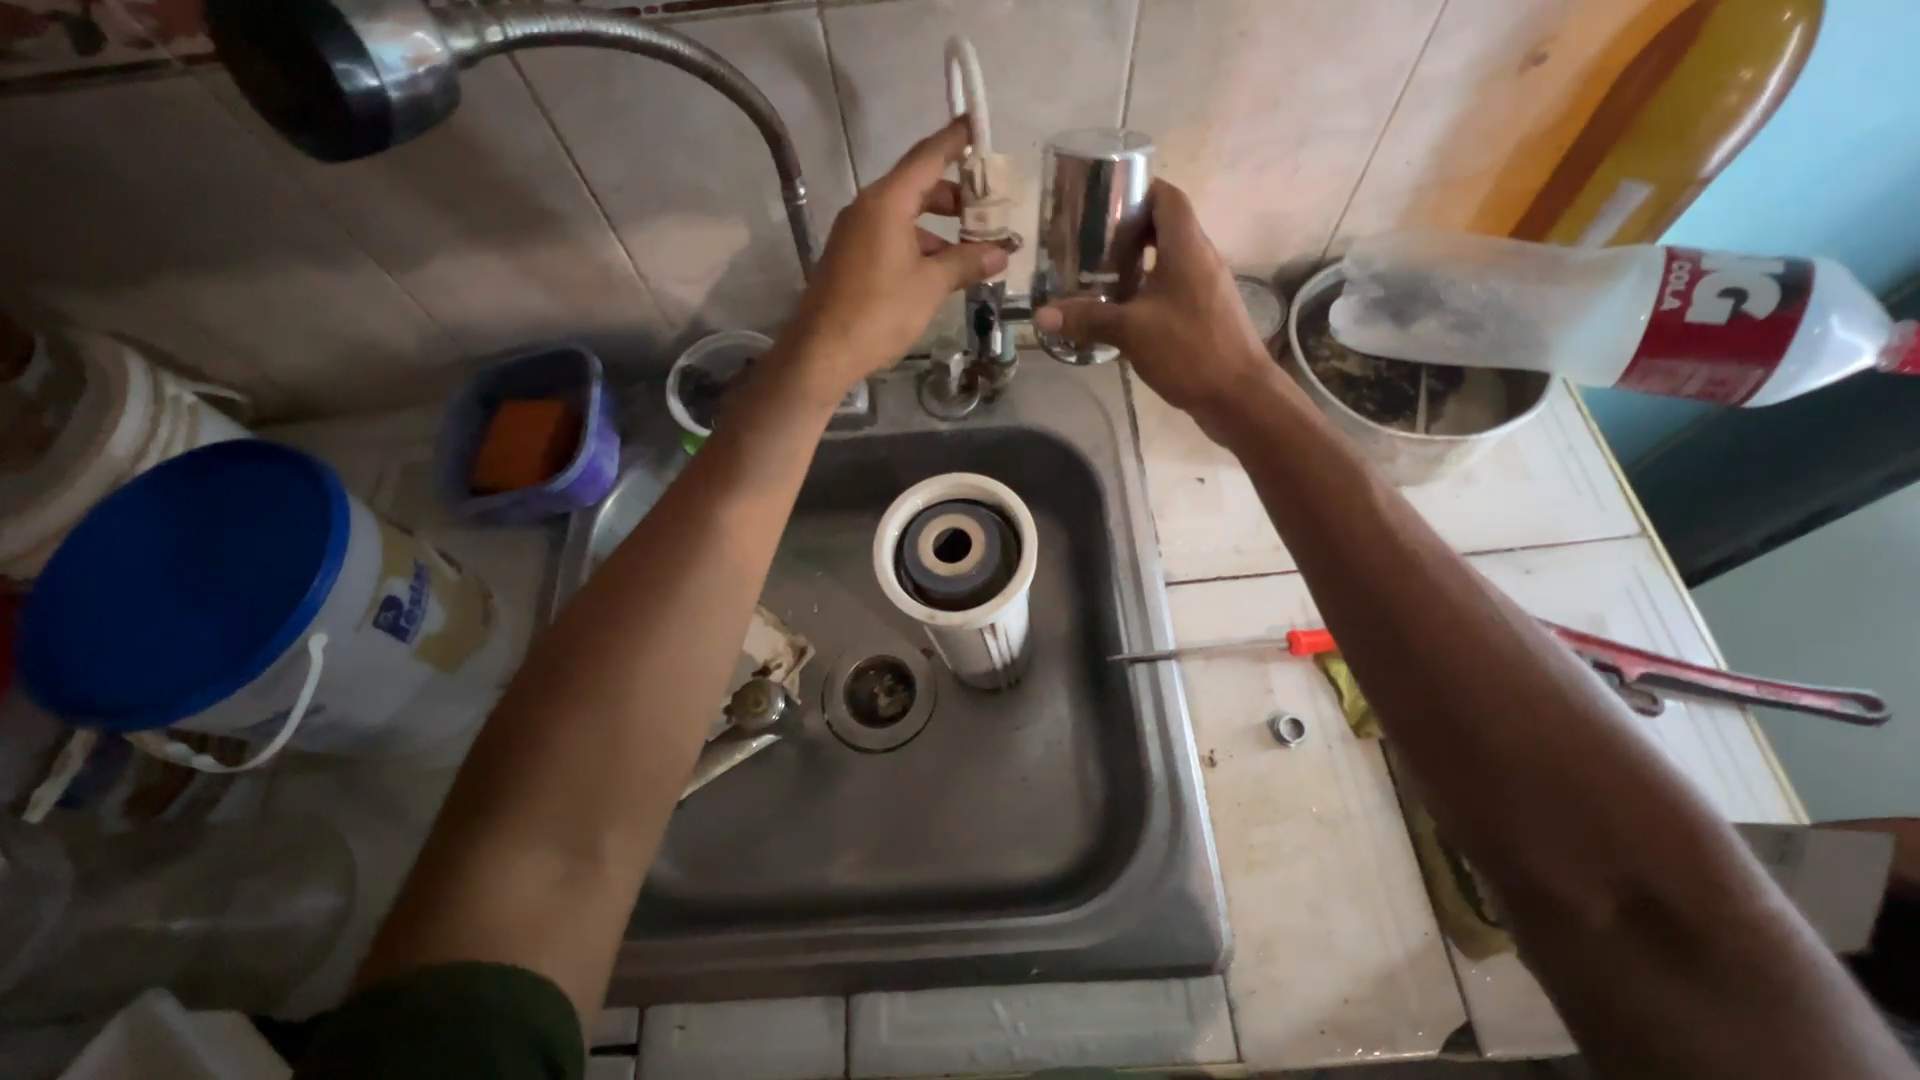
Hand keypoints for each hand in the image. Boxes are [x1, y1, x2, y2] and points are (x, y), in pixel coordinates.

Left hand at [781, 118, 1008, 396]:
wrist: (822, 352)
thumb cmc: (878, 312)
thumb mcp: (930, 286)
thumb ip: (967, 263)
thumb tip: (1000, 253)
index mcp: (887, 202)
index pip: (927, 156)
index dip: (956, 139)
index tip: (978, 124)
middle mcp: (868, 208)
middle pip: (918, 185)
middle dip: (956, 195)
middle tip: (990, 207)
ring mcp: (856, 233)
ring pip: (906, 216)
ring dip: (940, 227)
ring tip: (974, 249)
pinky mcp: (851, 258)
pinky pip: (892, 237)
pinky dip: (920, 244)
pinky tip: (942, 270)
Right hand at [1033, 181, 1278, 419]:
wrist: (1240, 396)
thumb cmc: (1190, 350)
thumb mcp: (1131, 331)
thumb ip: (1087, 318)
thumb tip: (1043, 316)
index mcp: (1187, 247)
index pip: (1167, 196)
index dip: (1137, 191)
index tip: (1103, 205)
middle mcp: (1201, 258)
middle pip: (1165, 226)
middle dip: (1128, 232)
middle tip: (1091, 246)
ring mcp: (1207, 287)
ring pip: (1169, 260)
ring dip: (1137, 265)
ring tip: (1100, 278)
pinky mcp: (1207, 313)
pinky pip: (1174, 288)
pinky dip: (1149, 291)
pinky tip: (1124, 314)